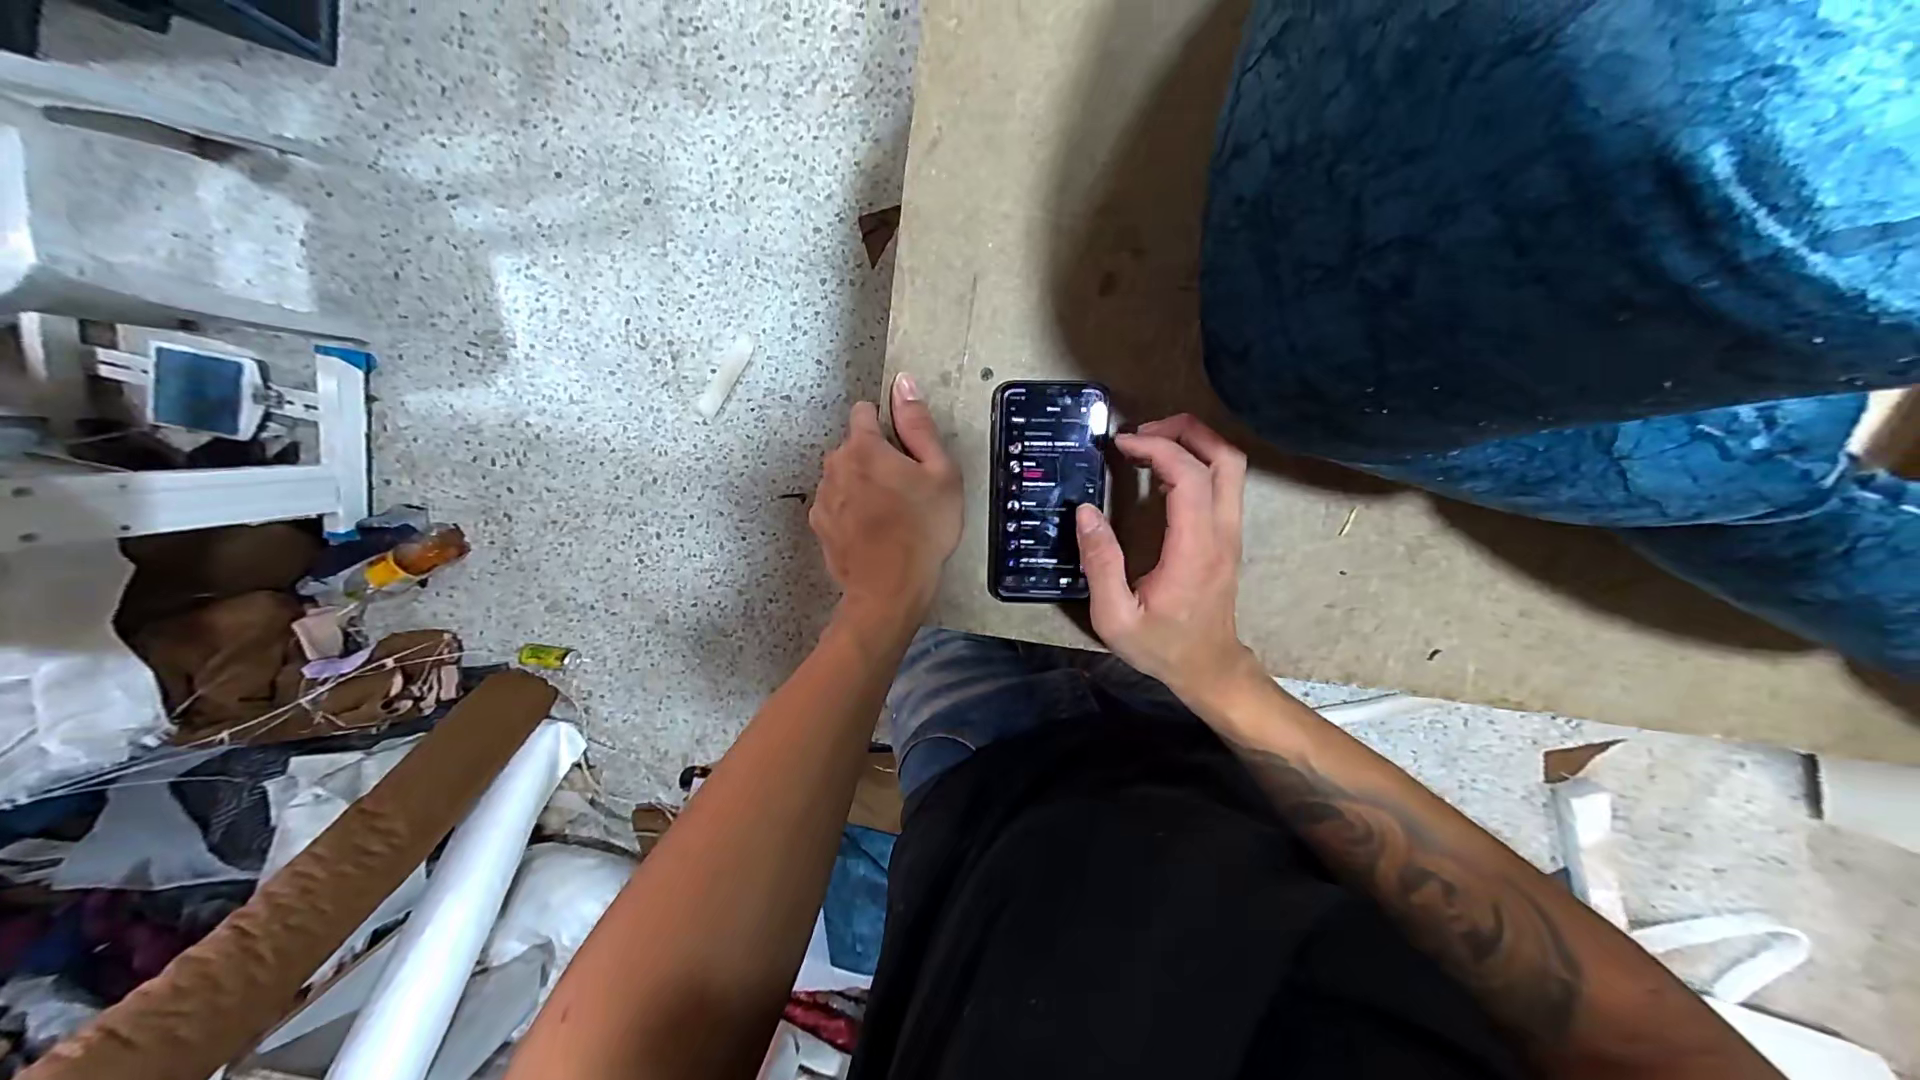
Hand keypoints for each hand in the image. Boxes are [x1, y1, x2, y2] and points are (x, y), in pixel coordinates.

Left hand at [810, 373, 963, 626]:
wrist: (890, 588)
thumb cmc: (922, 530)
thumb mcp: (940, 473)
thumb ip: (918, 424)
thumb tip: (904, 383)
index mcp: (864, 447)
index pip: (865, 412)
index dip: (888, 426)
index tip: (905, 451)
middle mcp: (835, 466)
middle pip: (854, 446)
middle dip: (876, 458)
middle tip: (905, 488)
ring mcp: (823, 497)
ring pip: (844, 476)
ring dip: (862, 484)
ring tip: (890, 514)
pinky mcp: (819, 524)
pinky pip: (836, 503)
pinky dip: (851, 510)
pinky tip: (873, 531)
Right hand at [1074, 414, 1262, 705]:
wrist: (1208, 667)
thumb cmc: (1161, 646)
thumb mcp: (1114, 616)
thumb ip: (1099, 563)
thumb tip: (1085, 512)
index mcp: (1195, 549)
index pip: (1189, 476)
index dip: (1156, 448)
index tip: (1121, 443)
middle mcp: (1222, 532)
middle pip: (1224, 458)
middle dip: (1184, 430)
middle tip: (1140, 431)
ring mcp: (1230, 532)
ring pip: (1230, 466)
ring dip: (1194, 442)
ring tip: (1149, 442)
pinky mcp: (1227, 535)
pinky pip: (1222, 483)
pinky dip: (1196, 462)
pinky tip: (1161, 470)